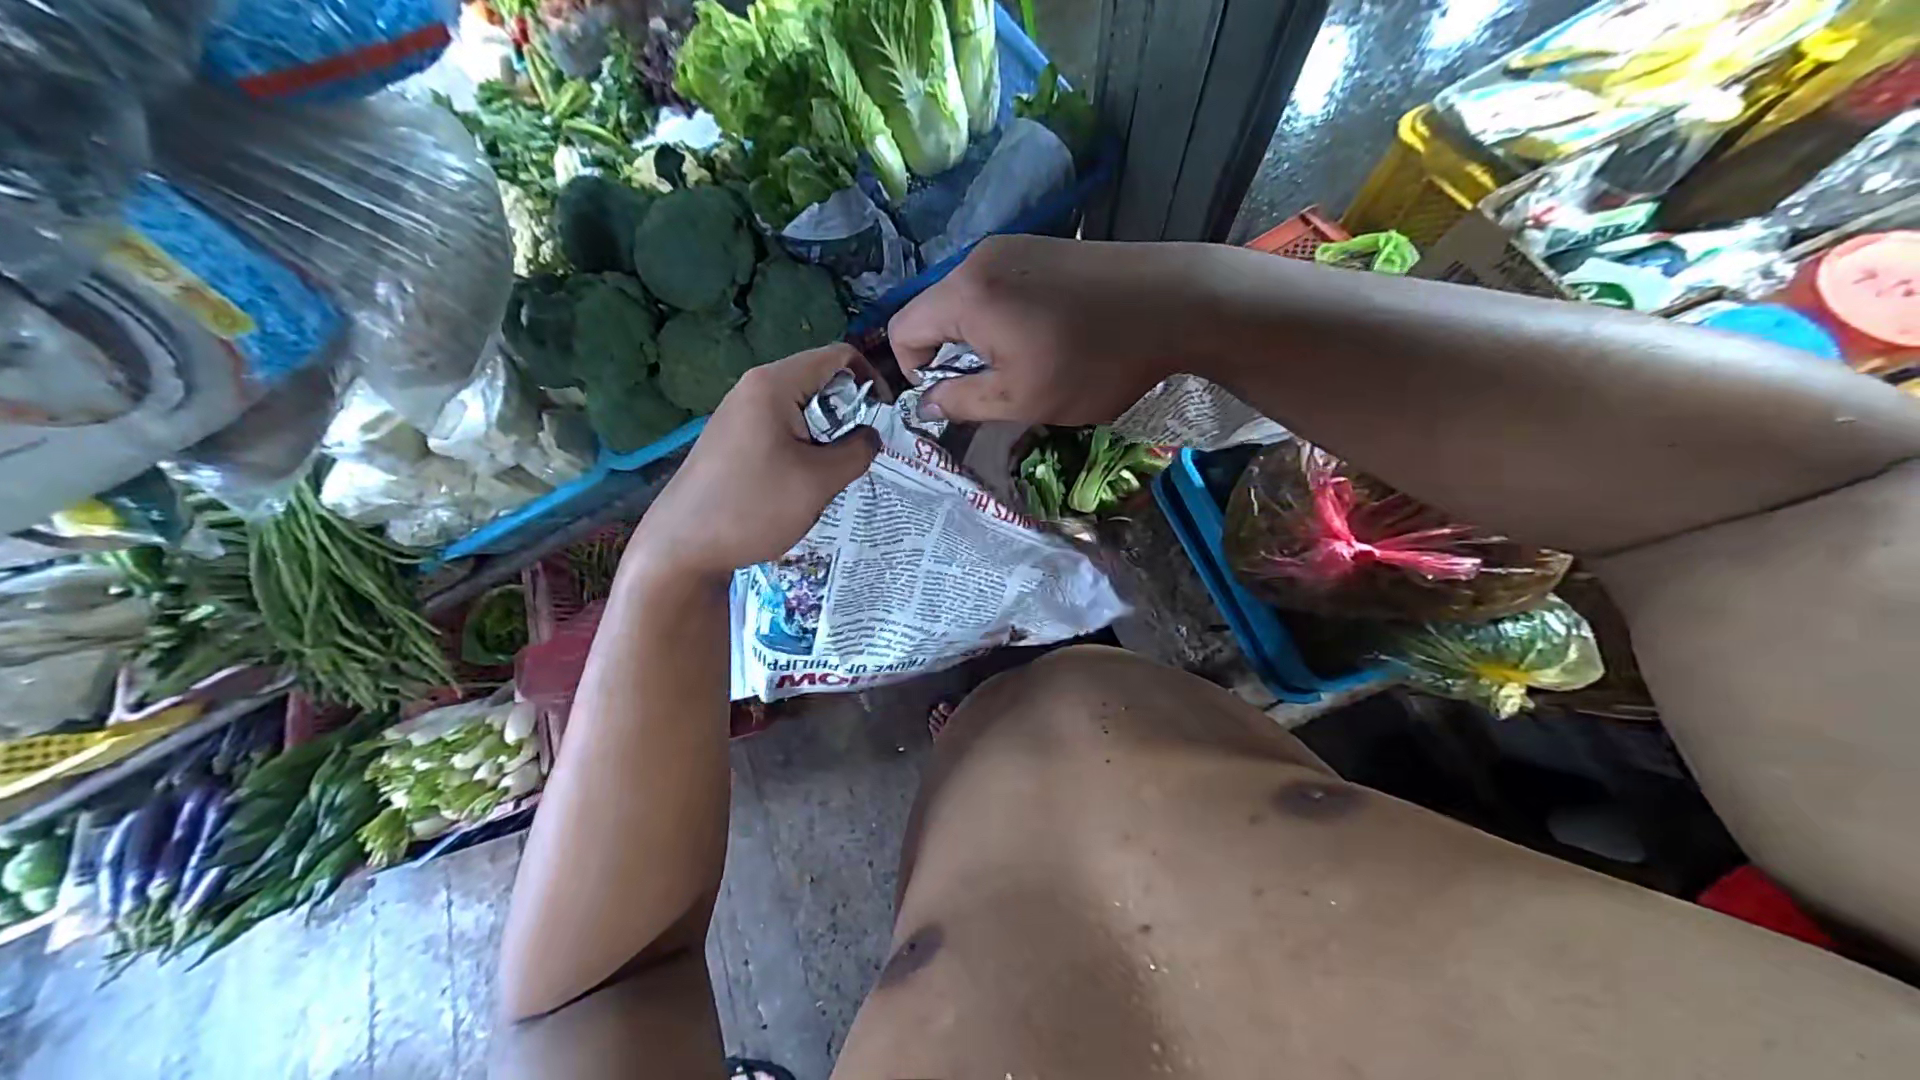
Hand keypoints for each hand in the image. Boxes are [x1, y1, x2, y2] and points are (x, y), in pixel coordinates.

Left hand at [627, 344, 877, 579]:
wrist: (681, 549)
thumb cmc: (752, 507)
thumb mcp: (819, 481)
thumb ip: (857, 451)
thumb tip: (871, 436)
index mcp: (773, 384)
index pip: (838, 357)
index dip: (872, 380)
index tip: (885, 419)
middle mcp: (754, 389)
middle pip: (820, 382)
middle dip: (848, 415)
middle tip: (857, 457)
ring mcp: (740, 414)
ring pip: (802, 410)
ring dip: (827, 438)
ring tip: (829, 477)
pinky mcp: (733, 440)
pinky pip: (782, 430)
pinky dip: (803, 450)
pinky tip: (801, 486)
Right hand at [887, 235, 1206, 424]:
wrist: (1178, 303)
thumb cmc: (1094, 360)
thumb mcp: (1021, 399)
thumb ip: (962, 402)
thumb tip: (926, 403)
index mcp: (965, 293)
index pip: (902, 330)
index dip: (916, 373)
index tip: (957, 396)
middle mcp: (979, 258)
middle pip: (933, 312)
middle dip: (951, 356)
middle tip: (997, 384)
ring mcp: (1012, 247)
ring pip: (967, 302)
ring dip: (980, 340)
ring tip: (1026, 361)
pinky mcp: (1041, 247)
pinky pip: (998, 287)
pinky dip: (1004, 318)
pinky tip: (1045, 335)